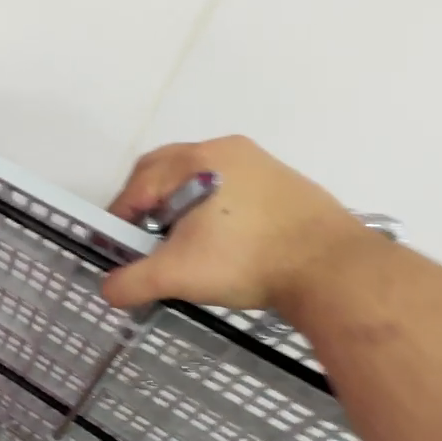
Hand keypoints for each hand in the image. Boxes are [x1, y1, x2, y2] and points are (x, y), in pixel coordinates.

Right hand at [102, 135, 372, 312]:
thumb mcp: (175, 276)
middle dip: (143, 204)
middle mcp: (224, 150)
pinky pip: (224, 185)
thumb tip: (108, 290)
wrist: (333, 269)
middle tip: (141, 240)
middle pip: (162, 171)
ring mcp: (256, 161)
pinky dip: (206, 207)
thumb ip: (129, 283)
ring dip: (174, 205)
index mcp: (196, 162)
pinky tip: (214, 240)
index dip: (118, 220)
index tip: (117, 250)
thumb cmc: (247, 262)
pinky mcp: (279, 180)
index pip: (136, 187)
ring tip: (178, 242)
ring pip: (193, 177)